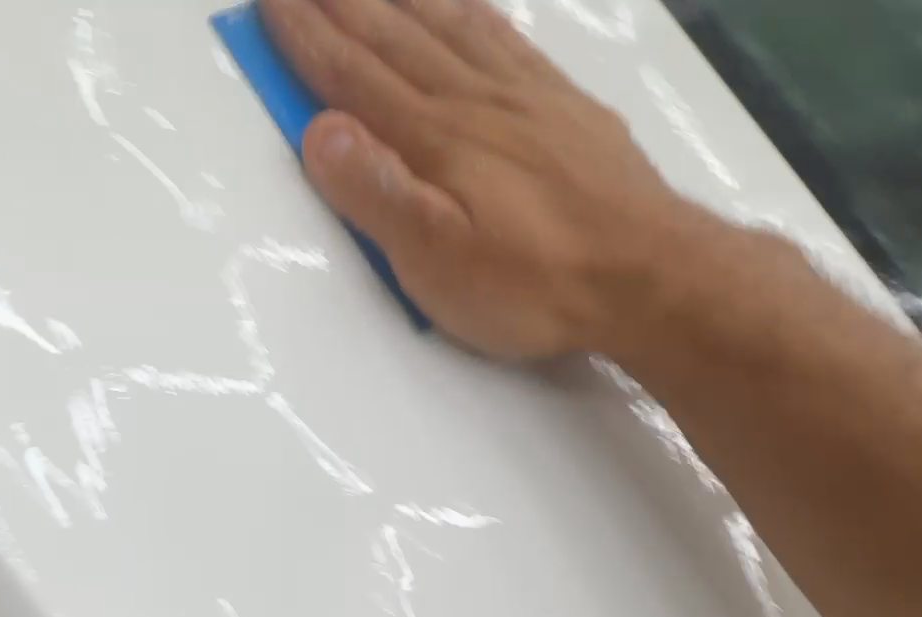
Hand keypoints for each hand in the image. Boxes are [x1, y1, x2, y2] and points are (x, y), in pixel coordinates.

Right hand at [258, 0, 724, 359]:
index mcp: (434, 138)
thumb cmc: (530, 283)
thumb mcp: (434, 259)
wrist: (648, 278)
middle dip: (340, 2)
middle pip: (395, 37)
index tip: (272, 1)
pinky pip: (504, 37)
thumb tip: (319, 131)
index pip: (354, 76)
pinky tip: (459, 4)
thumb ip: (376, 193)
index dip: (308, 36)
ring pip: (447, 25)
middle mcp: (474, 100)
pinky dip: (468, 10)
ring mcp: (525, 96)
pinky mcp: (563, 106)